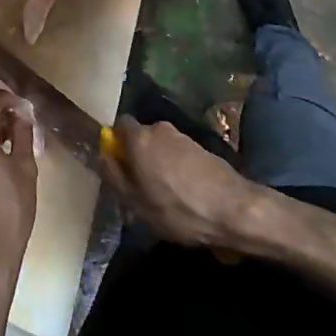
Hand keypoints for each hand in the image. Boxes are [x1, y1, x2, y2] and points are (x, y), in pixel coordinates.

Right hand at [101, 115, 263, 248]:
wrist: (233, 209)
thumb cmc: (178, 209)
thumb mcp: (136, 202)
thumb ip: (114, 175)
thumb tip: (103, 154)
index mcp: (140, 138)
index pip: (119, 126)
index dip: (115, 145)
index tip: (117, 168)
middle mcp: (160, 129)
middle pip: (140, 138)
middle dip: (137, 157)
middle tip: (139, 189)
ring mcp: (183, 136)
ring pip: (160, 148)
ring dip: (158, 165)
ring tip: (163, 196)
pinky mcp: (201, 147)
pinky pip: (177, 155)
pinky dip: (175, 169)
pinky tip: (183, 193)